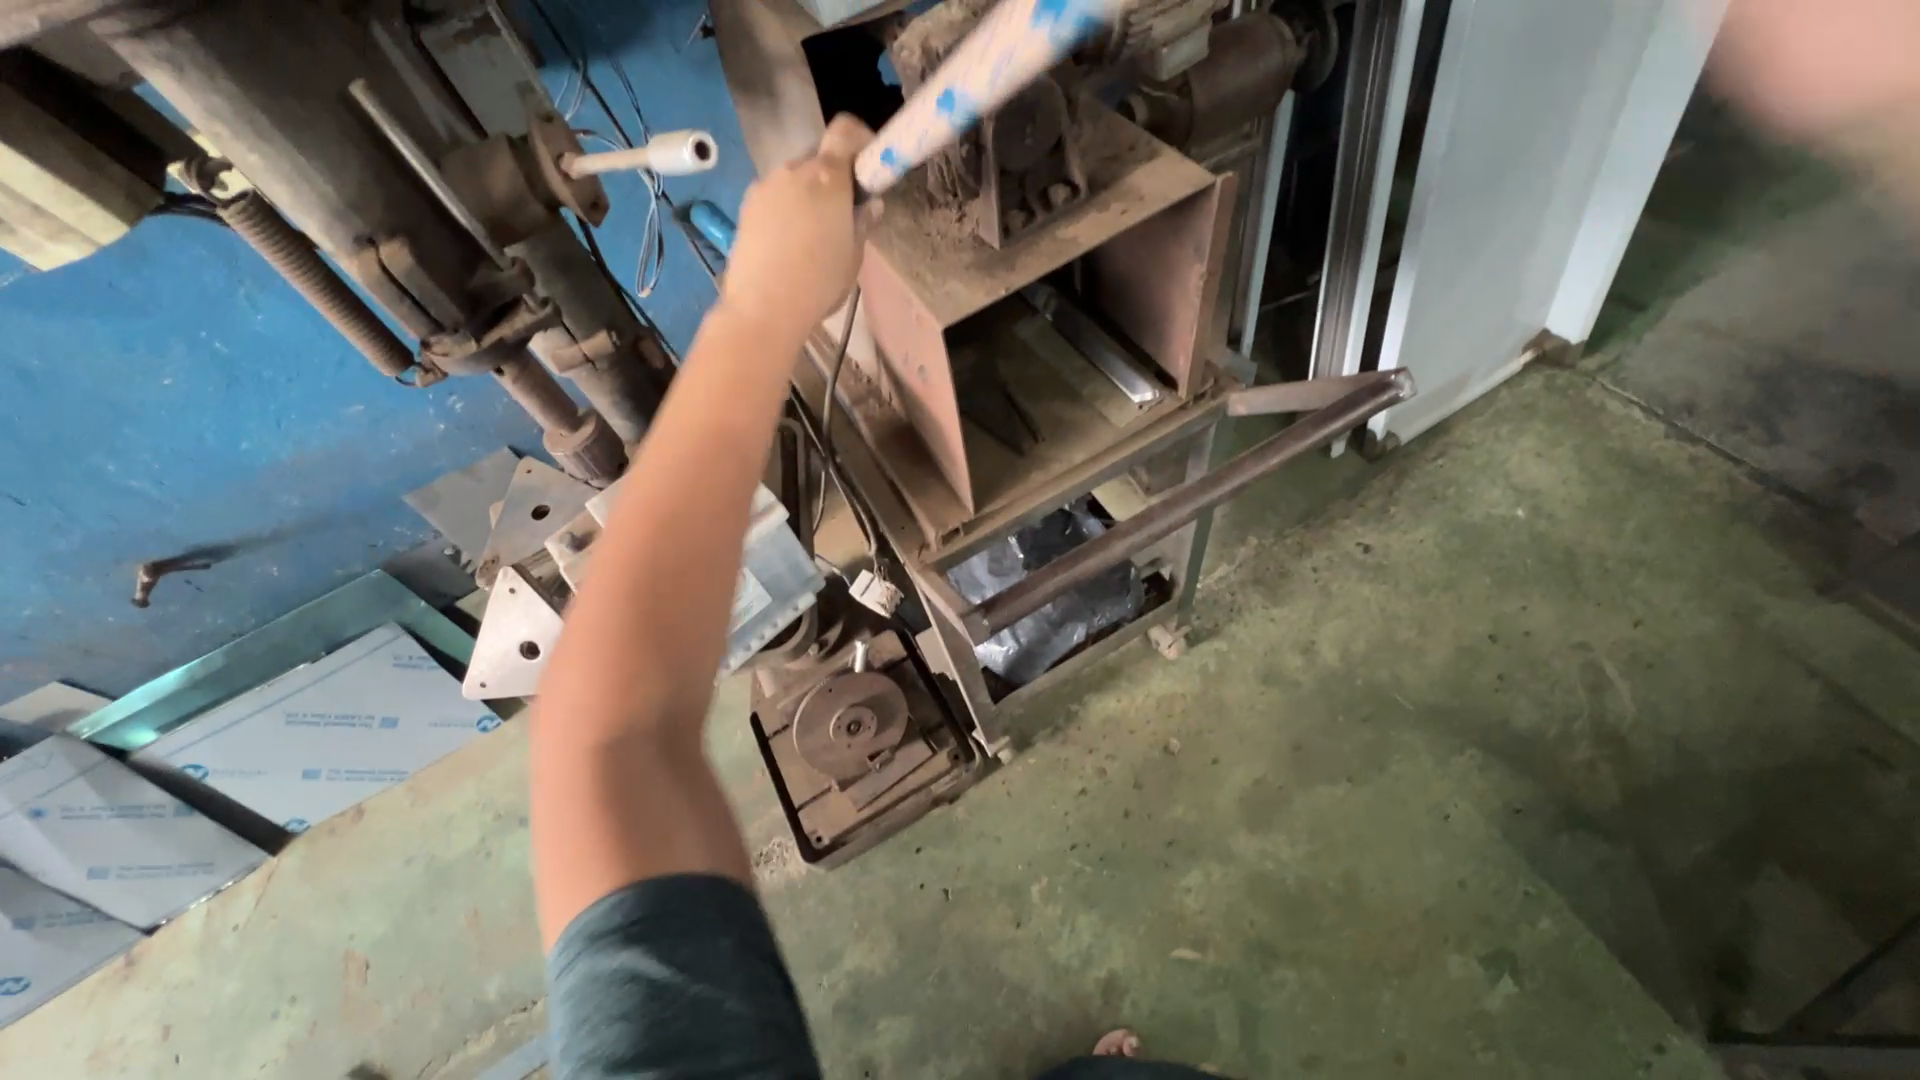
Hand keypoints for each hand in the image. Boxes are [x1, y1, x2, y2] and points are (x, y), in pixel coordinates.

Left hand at [723, 113, 877, 336]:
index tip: (869, 167)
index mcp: (828, 178)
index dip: (860, 141)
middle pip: (818, 158)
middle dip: (833, 177)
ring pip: (794, 178)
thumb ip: (861, 222)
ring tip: (812, 236)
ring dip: (807, 194)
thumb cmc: (819, 284)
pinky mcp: (746, 205)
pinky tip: (788, 244)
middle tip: (842, 213)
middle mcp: (794, 170)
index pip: (845, 132)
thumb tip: (867, 204)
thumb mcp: (853, 257)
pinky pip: (774, 196)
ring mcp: (765, 186)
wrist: (763, 308)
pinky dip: (786, 209)